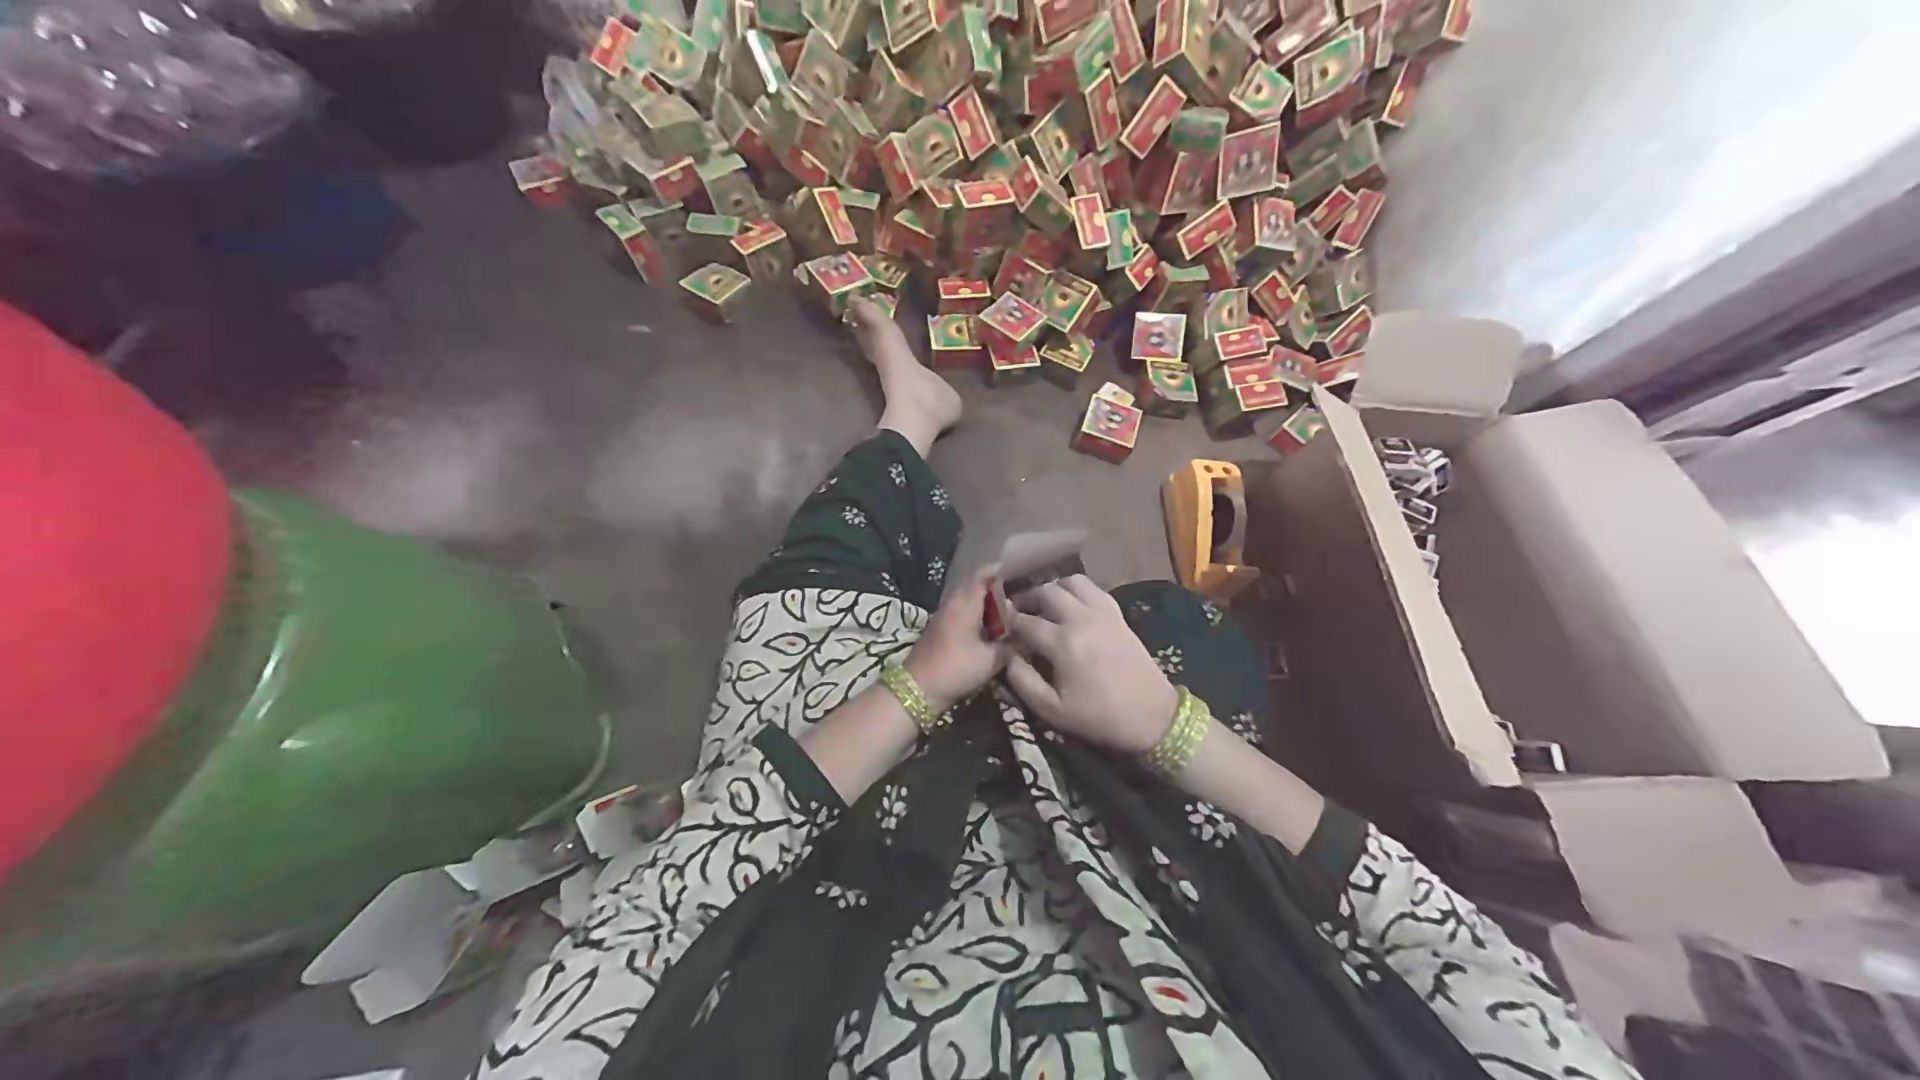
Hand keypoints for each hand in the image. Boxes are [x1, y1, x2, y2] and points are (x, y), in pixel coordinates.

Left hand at [904, 565, 1008, 711]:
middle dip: (997, 586)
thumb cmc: (956, 669)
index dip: (1002, 570)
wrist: (918, 688)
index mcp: (965, 603)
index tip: (1022, 572)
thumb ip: (1012, 645)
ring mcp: (944, 615)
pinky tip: (992, 626)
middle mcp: (953, 602)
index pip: (983, 574)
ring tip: (1010, 609)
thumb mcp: (991, 659)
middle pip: (976, 584)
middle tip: (1021, 592)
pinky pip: (962, 610)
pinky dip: (978, 612)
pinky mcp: (940, 628)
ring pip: (969, 598)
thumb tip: (1029, 635)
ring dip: (987, 601)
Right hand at [1003, 576, 1180, 753]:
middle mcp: (1082, 619)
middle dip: (1026, 598)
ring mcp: (1103, 612)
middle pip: (1046, 592)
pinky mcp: (1118, 614)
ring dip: (1053, 588)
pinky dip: (1076, 590)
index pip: (1025, 621)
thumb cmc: (1098, 717)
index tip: (996, 625)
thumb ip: (1022, 680)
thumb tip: (1008, 655)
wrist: (1151, 717)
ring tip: (1043, 605)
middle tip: (1016, 611)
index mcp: (1063, 643)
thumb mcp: (1052, 709)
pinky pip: (1093, 589)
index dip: (1007, 621)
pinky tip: (1070, 606)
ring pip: (1071, 582)